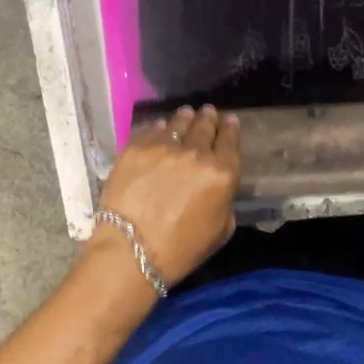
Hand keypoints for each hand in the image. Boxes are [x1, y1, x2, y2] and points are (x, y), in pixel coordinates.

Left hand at [94, 105, 240, 284]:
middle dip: (208, 119)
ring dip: (185, 118)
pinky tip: (161, 127)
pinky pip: (152, 130)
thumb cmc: (182, 249)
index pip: (230, 142)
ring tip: (186, 114)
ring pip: (179, 124)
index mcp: (222, 174)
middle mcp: (196, 153)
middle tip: (208, 113)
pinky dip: (160, 127)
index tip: (230, 121)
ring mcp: (164, 147)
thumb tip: (217, 187)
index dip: (231, 130)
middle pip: (205, 127)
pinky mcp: (136, 148)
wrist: (132, 250)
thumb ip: (225, 201)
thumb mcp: (222, 230)